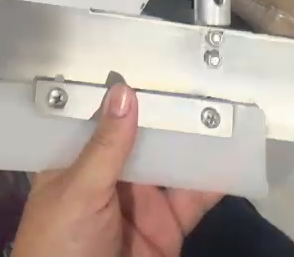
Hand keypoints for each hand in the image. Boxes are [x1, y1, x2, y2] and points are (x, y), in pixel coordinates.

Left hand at [14, 79, 223, 255]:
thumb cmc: (60, 245)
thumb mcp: (77, 191)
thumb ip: (106, 146)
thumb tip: (124, 90)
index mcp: (75, 160)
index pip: (98, 115)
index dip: (121, 89)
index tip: (146, 56)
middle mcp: (108, 175)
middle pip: (140, 134)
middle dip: (164, 109)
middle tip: (195, 72)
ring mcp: (139, 201)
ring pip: (170, 161)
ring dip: (193, 138)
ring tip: (221, 103)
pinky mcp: (166, 229)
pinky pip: (192, 198)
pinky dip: (213, 179)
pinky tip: (233, 154)